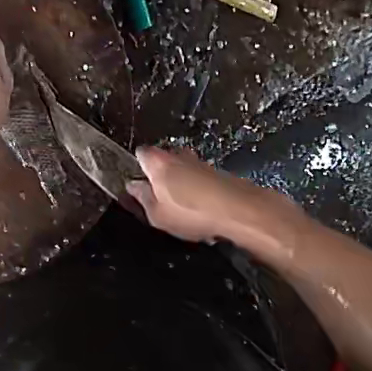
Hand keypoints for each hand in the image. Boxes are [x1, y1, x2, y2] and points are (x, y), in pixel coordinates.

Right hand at [127, 145, 298, 249]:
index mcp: (158, 161)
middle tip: (157, 205)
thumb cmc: (193, 211)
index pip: (140, 155)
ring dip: (180, 190)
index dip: (136, 170)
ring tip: (182, 216)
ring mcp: (199, 163)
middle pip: (162, 164)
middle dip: (159, 181)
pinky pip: (199, 184)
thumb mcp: (156, 214)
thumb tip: (133, 187)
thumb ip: (141, 198)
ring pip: (182, 174)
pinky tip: (200, 216)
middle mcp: (178, 155)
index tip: (135, 186)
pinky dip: (197, 196)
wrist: (238, 210)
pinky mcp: (217, 174)